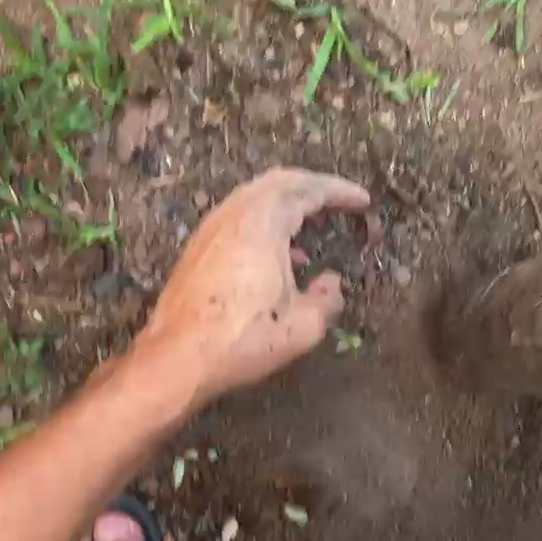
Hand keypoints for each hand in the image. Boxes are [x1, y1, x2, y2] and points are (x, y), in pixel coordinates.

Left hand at [141, 168, 370, 402]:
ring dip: (290, 203)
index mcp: (263, 222)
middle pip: (281, 182)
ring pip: (257, 196)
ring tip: (316, 224)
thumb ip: (328, 297)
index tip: (363, 201)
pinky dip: (269, 219)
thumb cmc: (244, 338)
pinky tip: (283, 253)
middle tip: (342, 203)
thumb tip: (330, 282)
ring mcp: (212, 228)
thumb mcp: (305, 324)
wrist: (178, 359)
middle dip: (316, 188)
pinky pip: (242, 216)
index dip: (340, 192)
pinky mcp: (200, 247)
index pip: (309, 190)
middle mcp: (235, 214)